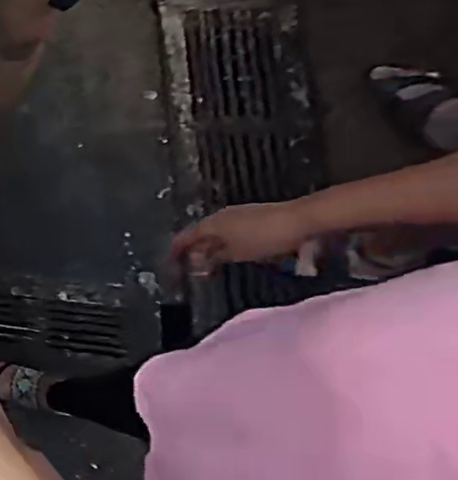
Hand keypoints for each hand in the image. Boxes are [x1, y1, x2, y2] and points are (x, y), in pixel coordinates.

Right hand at [168, 201, 316, 276]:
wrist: (306, 217)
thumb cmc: (265, 237)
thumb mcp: (238, 254)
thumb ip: (214, 259)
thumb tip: (197, 265)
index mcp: (207, 225)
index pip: (182, 239)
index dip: (175, 253)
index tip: (171, 265)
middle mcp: (217, 217)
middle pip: (200, 235)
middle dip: (198, 250)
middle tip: (199, 266)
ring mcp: (237, 213)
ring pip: (218, 232)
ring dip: (216, 246)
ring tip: (220, 260)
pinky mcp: (254, 214)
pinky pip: (234, 230)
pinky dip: (231, 241)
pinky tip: (240, 249)